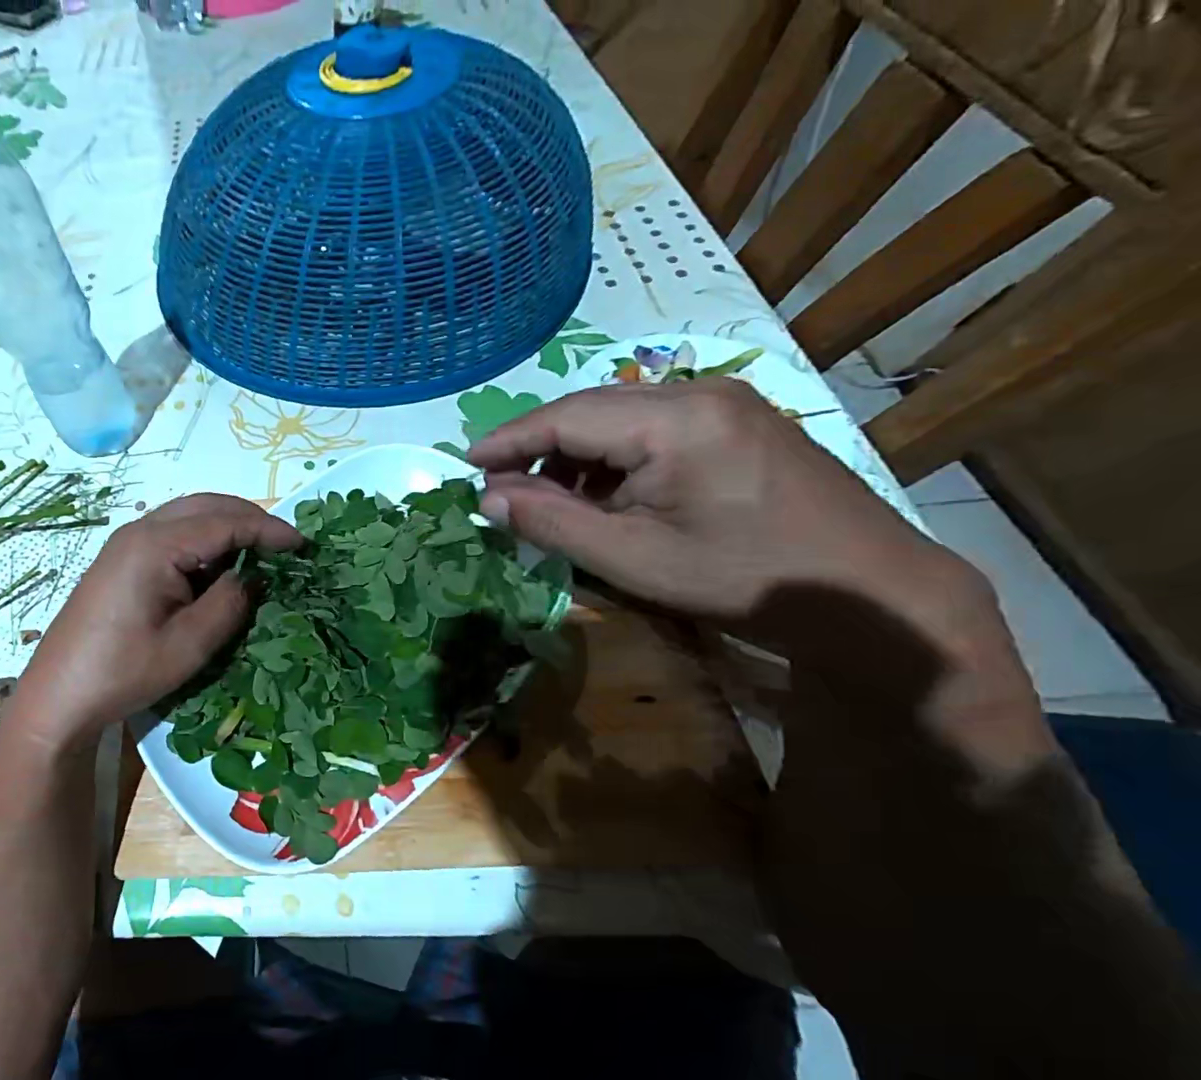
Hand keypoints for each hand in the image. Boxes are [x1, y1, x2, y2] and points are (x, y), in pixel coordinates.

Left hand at [8, 494, 303, 750]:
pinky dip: (202, 539)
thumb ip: (229, 604)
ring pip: (187, 515)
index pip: (225, 523)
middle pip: (205, 506)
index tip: (303, 545)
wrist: (58, 695)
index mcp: (155, 545)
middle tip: (284, 544)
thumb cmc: (123, 672)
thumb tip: (251, 578)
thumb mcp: (188, 646)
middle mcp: (138, 531)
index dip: (268, 530)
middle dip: (249, 519)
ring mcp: (125, 543)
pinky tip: (217, 566)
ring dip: (226, 526)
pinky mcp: (119, 559)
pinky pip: (171, 533)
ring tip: (259, 551)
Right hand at [468, 379, 993, 652]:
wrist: (871, 593)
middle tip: (500, 488)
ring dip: (575, 454)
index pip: (564, 417)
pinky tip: (605, 494)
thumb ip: (551, 522)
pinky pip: (653, 425)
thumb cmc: (742, 578)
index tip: (465, 465)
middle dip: (538, 448)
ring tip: (549, 500)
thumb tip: (488, 498)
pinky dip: (614, 456)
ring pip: (620, 416)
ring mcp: (726, 402)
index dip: (508, 440)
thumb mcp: (632, 558)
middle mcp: (699, 392)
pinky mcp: (739, 420)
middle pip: (590, 409)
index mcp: (674, 420)